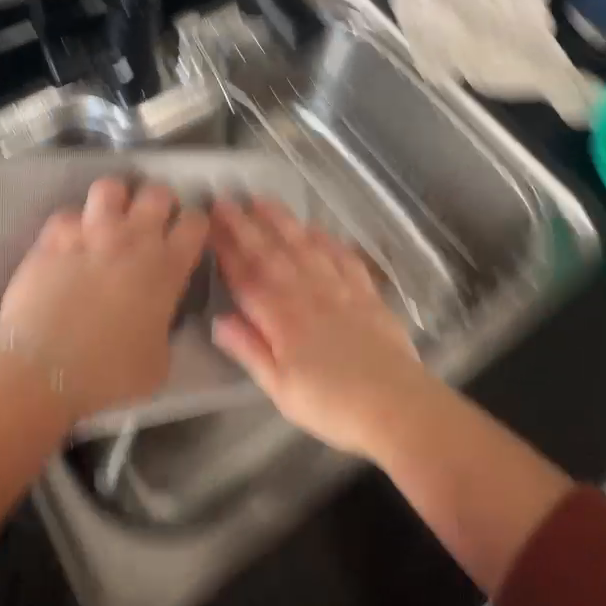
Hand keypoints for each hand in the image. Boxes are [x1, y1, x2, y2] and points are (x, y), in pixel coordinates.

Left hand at [0, 179, 206, 419]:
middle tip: (152, 222)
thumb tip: (158, 323)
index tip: (188, 237)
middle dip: (160, 202)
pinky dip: (71, 225)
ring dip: (115, 200)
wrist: (43, 367)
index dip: (194, 226)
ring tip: (110, 219)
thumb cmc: (107, 372)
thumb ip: (164, 330)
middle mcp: (133, 239)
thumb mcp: (158, 363)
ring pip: (110, 187)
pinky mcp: (53, 237)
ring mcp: (91, 232)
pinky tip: (69, 243)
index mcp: (166, 267)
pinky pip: (67, 214)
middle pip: (157, 193)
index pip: (196, 223)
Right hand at [209, 198, 439, 456]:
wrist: (396, 404)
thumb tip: (218, 321)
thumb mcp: (280, 389)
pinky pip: (343, 256)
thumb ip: (250, 350)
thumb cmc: (332, 405)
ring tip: (262, 201)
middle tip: (225, 200)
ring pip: (305, 246)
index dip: (226, 249)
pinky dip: (327, 240)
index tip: (209, 224)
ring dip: (282, 222)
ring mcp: (339, 289)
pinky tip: (317, 229)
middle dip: (245, 226)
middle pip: (271, 253)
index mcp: (281, 318)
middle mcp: (307, 293)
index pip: (246, 276)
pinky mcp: (366, 292)